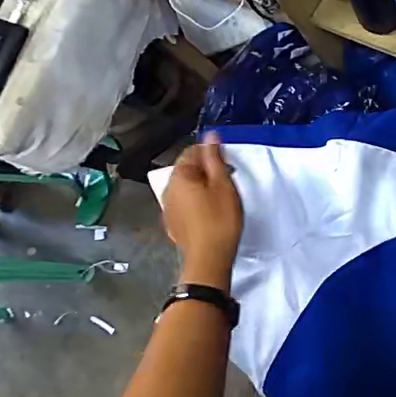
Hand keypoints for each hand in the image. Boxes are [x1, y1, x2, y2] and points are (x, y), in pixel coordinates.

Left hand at [161, 133, 243, 289]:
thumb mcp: (223, 184)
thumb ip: (215, 158)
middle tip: (227, 182)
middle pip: (188, 169)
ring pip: (186, 187)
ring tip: (221, 199)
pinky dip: (196, 203)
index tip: (227, 166)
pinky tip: (210, 214)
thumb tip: (211, 136)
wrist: (209, 259)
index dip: (211, 153)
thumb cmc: (220, 219)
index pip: (192, 151)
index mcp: (179, 176)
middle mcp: (168, 190)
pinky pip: (185, 204)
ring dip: (202, 187)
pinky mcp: (173, 224)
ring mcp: (168, 208)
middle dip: (207, 171)